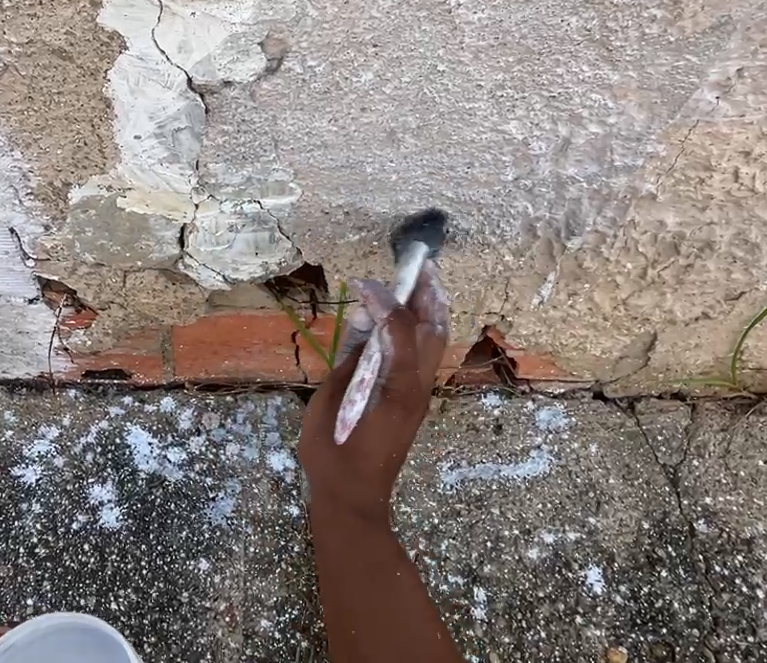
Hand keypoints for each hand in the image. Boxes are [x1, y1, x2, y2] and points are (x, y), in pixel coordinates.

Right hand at [299, 262, 450, 525]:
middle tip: (420, 265)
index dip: (384, 300)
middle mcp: (416, 388)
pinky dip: (418, 329)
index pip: (399, 330)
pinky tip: (402, 316)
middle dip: (429, 294)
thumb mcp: (331, 403)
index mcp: (396, 388)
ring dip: (430, 310)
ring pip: (434, 343)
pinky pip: (422, 356)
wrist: (353, 501)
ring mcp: (418, 396)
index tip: (363, 282)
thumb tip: (363, 326)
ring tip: (420, 280)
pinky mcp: (412, 402)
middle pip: (433, 331)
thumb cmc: (334, 455)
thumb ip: (349, 362)